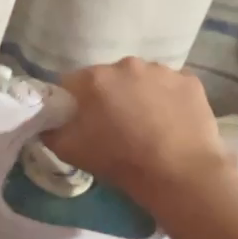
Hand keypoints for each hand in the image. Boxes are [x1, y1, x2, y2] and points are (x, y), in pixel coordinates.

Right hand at [41, 58, 235, 206]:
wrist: (179, 173)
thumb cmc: (119, 160)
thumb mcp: (68, 151)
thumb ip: (50, 130)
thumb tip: (47, 123)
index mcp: (93, 78)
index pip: (70, 84)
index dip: (71, 103)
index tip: (77, 121)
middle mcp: (126, 65)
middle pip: (107, 78)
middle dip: (106, 96)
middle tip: (112, 124)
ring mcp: (162, 70)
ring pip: (140, 79)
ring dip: (137, 95)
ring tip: (144, 124)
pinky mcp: (190, 81)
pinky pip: (169, 86)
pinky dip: (165, 99)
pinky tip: (168, 122)